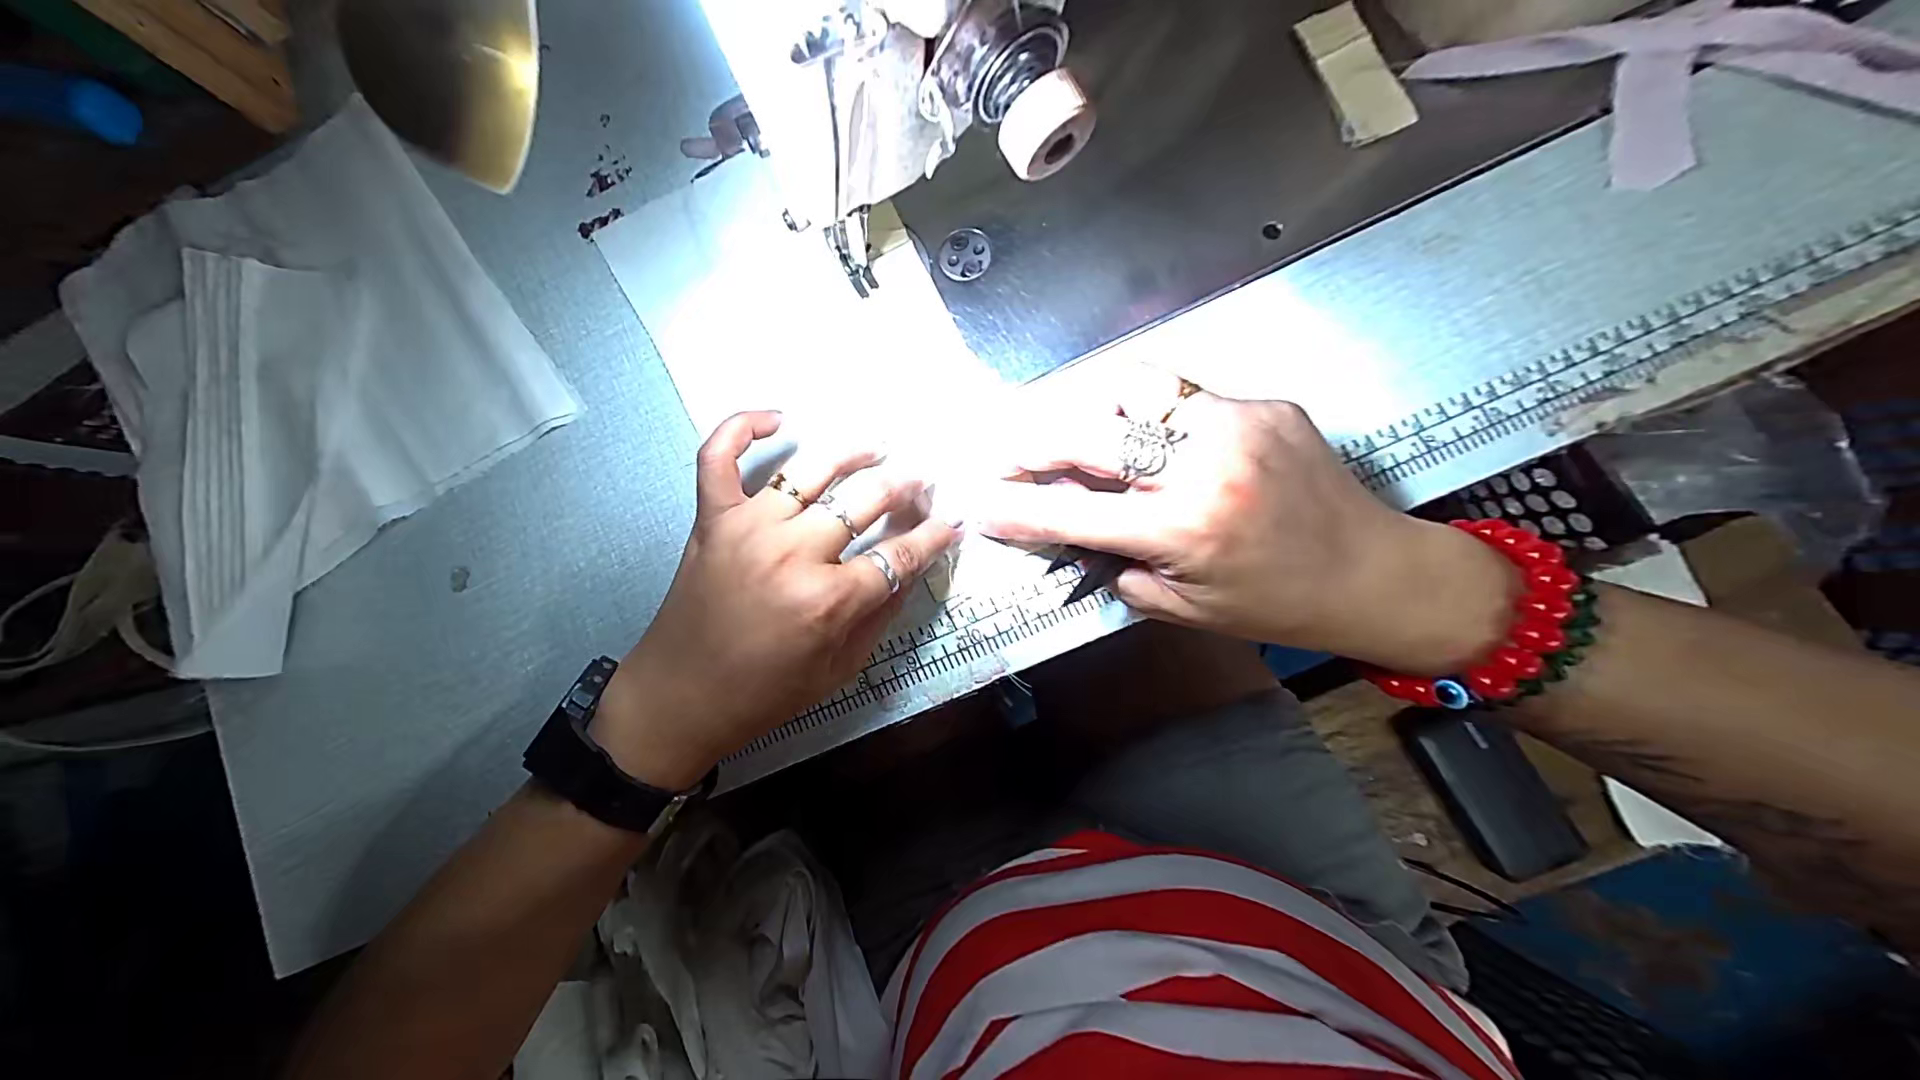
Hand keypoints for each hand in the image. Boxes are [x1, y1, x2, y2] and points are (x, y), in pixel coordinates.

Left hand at [593, 412, 959, 789]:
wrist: (681, 697)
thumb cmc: (766, 692)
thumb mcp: (840, 668)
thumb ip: (881, 614)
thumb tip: (911, 566)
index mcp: (827, 600)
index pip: (899, 555)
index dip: (934, 537)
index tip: (952, 523)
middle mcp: (791, 554)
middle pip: (864, 501)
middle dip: (905, 488)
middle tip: (920, 482)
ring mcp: (747, 528)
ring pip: (809, 470)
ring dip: (852, 453)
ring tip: (876, 446)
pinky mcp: (711, 518)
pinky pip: (719, 456)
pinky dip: (742, 427)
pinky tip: (776, 419)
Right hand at [974, 367, 1516, 673]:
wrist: (1376, 573)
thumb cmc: (1279, 605)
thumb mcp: (1188, 608)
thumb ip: (1123, 569)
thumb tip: (1080, 535)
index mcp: (1187, 530)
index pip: (1075, 513)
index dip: (1020, 509)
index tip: (984, 503)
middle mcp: (1207, 466)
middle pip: (1091, 431)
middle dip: (1034, 440)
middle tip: (1010, 452)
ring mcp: (1239, 423)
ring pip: (1133, 388)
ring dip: (1086, 406)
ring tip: (1068, 427)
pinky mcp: (1265, 405)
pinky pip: (1183, 398)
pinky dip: (1149, 415)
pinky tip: (1147, 436)